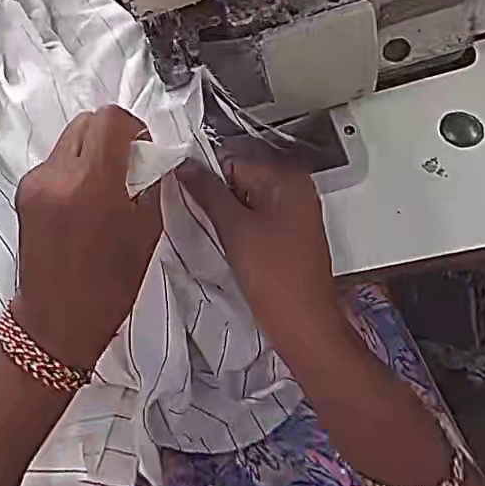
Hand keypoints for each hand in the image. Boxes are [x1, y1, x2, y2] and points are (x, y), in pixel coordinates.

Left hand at [12, 106, 163, 371]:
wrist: (56, 323)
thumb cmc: (108, 286)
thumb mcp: (146, 231)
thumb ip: (149, 183)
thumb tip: (150, 157)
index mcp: (92, 184)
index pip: (109, 119)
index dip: (133, 126)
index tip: (143, 148)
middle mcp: (56, 176)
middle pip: (87, 121)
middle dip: (112, 134)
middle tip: (129, 164)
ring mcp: (35, 183)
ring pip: (70, 138)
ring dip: (93, 150)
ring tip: (107, 186)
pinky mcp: (23, 192)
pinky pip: (55, 161)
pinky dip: (75, 167)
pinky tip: (86, 200)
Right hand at [177, 143, 336, 325]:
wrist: (304, 326)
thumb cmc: (277, 279)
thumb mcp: (236, 230)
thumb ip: (209, 193)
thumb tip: (187, 167)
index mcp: (288, 180)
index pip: (233, 159)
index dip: (204, 173)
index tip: (180, 188)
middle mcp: (295, 190)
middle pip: (239, 178)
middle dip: (214, 195)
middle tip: (193, 214)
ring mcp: (292, 214)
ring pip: (244, 201)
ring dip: (223, 213)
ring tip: (212, 233)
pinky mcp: (286, 236)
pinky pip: (254, 219)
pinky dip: (236, 228)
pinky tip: (226, 244)